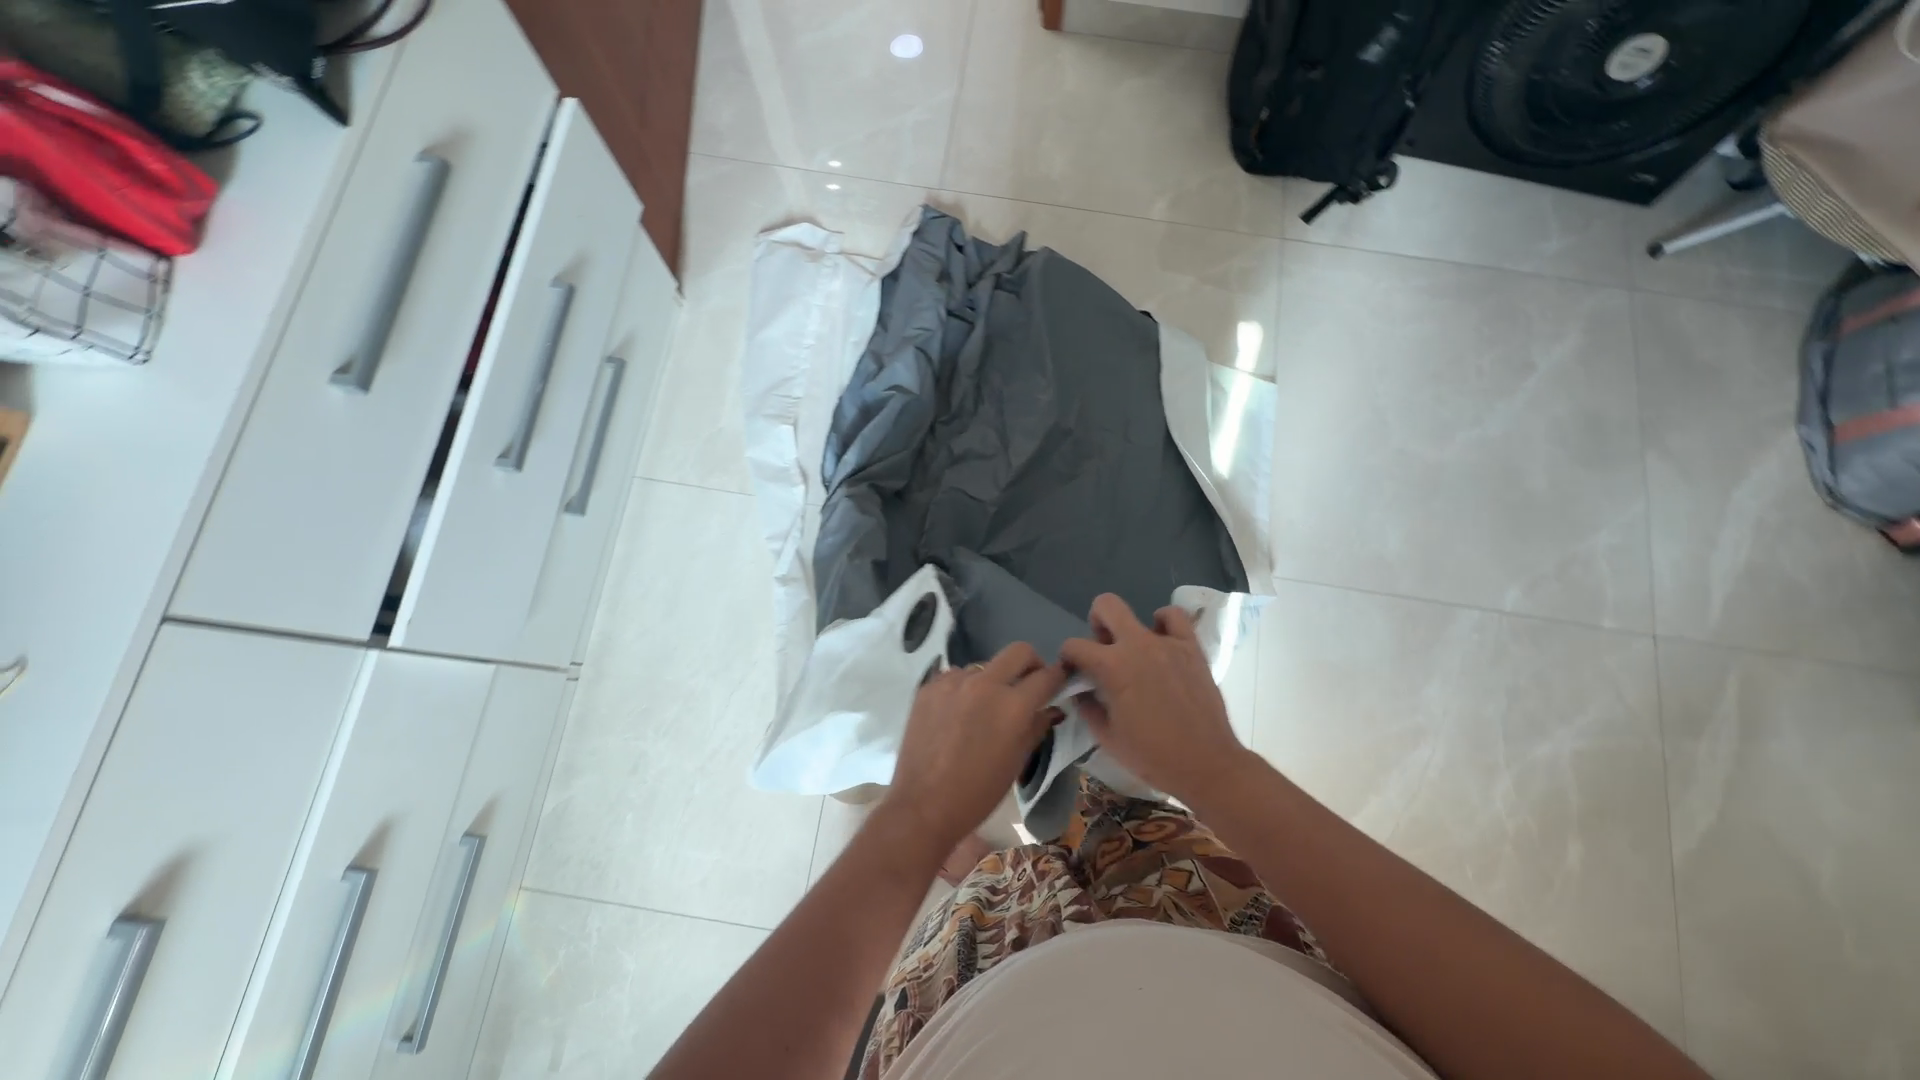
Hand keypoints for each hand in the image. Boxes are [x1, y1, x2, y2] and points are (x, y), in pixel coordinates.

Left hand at [878, 642, 1066, 857]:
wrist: (923, 806)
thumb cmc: (978, 793)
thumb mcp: (1017, 762)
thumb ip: (1036, 727)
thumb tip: (1050, 709)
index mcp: (1013, 706)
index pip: (1046, 676)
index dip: (1058, 678)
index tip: (1058, 683)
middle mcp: (984, 684)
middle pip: (1018, 652)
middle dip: (1031, 664)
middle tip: (1029, 684)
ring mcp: (953, 682)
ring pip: (983, 665)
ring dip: (992, 679)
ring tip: (985, 708)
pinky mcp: (928, 688)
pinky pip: (955, 676)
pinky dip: (964, 688)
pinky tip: (958, 713)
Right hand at [1058, 594, 1254, 803]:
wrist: (1205, 764)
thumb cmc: (1151, 755)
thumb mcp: (1106, 738)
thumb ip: (1088, 708)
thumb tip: (1082, 692)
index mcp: (1111, 667)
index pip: (1074, 646)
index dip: (1068, 659)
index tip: (1074, 674)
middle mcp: (1137, 645)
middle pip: (1106, 607)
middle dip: (1096, 624)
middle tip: (1102, 650)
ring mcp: (1168, 643)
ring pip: (1141, 611)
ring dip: (1130, 628)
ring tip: (1134, 652)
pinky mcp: (1192, 648)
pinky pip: (1175, 618)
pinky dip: (1164, 623)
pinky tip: (1162, 641)